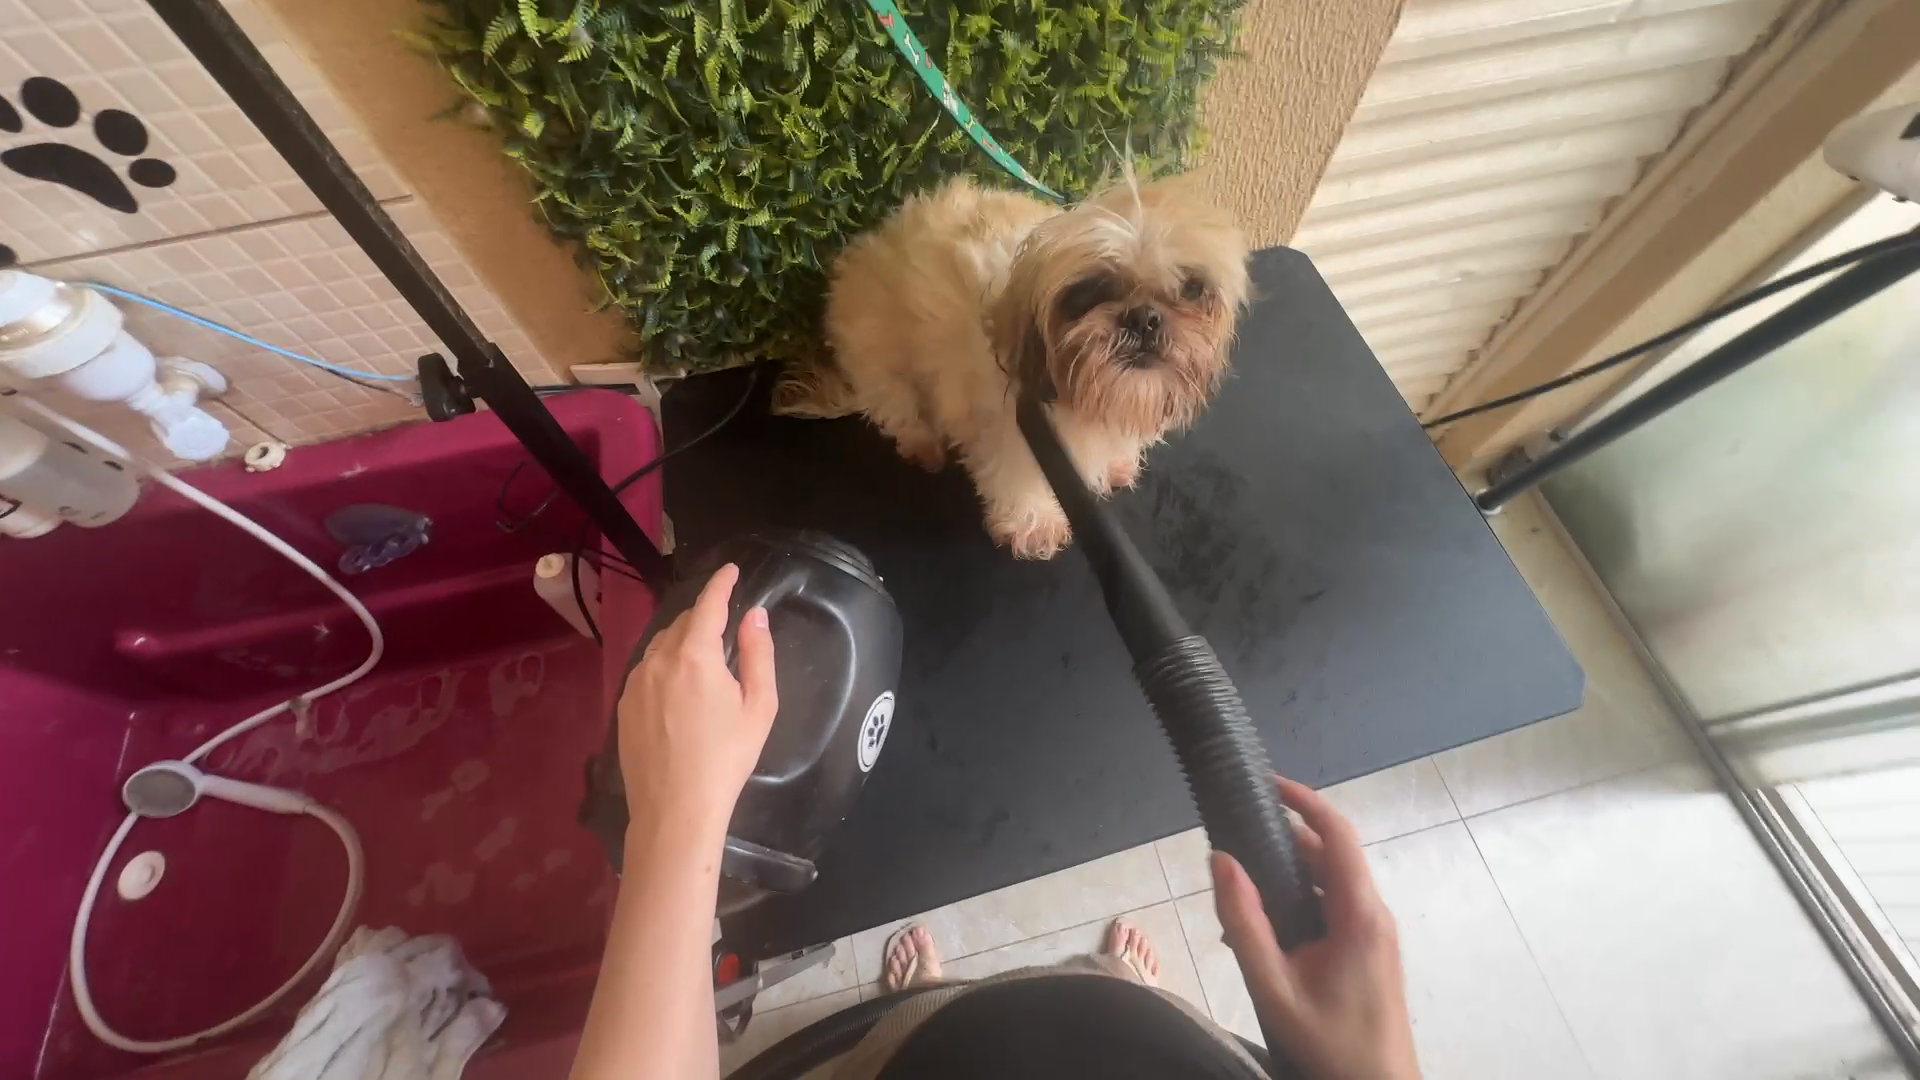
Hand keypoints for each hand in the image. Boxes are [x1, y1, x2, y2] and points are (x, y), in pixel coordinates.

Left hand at [616, 563, 778, 842]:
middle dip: (706, 613)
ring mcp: (635, 682)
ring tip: (705, 653)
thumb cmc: (728, 756)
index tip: (731, 570)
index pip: (709, 605)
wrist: (675, 808)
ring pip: (662, 643)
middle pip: (684, 621)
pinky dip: (667, 660)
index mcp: (696, 656)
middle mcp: (659, 660)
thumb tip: (755, 615)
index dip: (721, 583)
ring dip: (685, 637)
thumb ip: (759, 653)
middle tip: (728, 622)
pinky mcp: (623, 704)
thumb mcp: (760, 705)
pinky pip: (647, 667)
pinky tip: (680, 682)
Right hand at [1211, 777, 1419, 1079]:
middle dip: (1275, 843)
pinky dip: (1291, 902)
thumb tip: (1220, 857)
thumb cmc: (1330, 1046)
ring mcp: (1371, 932)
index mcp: (1358, 914)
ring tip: (1235, 902)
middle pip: (1323, 854)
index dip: (1302, 798)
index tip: (1263, 782)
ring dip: (1279, 877)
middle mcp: (1371, 913)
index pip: (1336, 833)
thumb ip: (1244, 921)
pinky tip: (1259, 934)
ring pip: (1322, 881)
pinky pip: (1326, 906)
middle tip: (1228, 850)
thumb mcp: (1273, 986)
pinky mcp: (1365, 949)